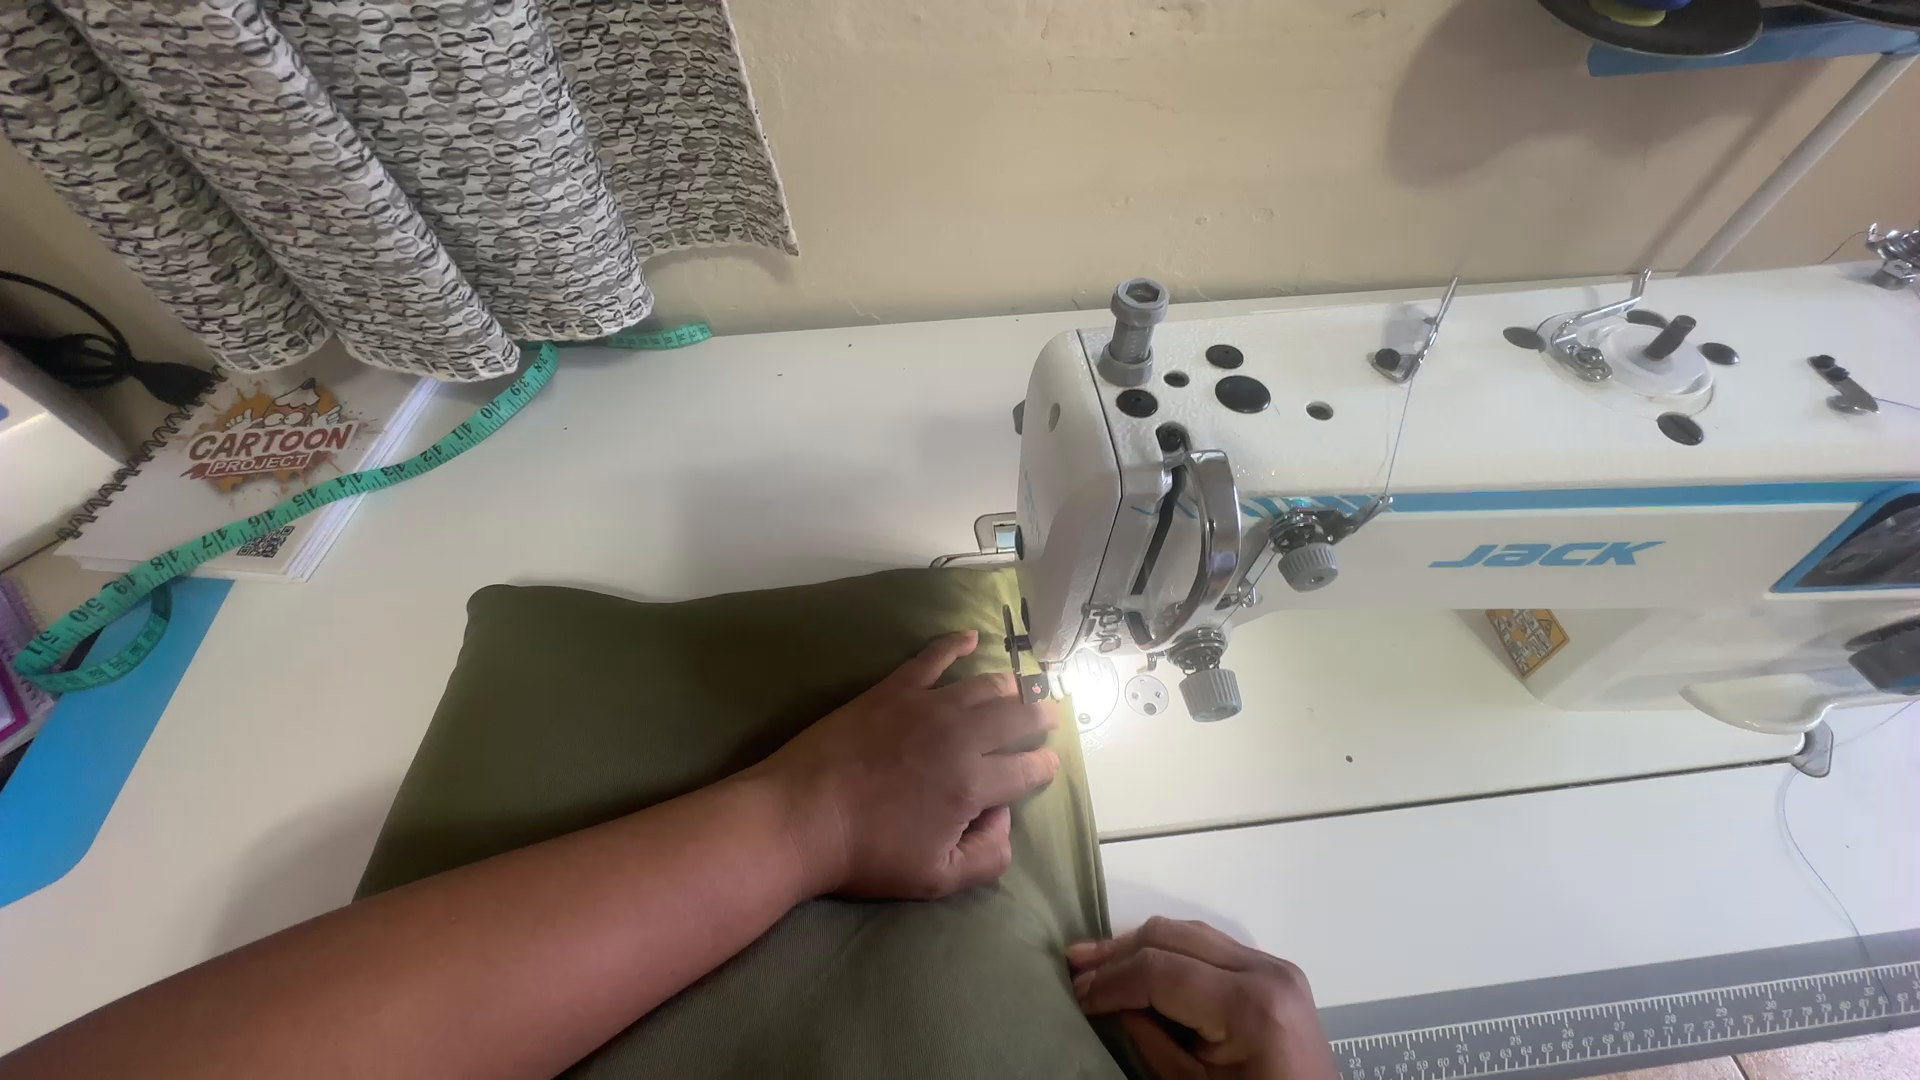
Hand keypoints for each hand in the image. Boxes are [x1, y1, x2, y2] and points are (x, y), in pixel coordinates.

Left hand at [756, 630, 1060, 899]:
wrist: (802, 816)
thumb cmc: (868, 853)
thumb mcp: (936, 880)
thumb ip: (987, 855)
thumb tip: (1004, 817)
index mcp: (973, 785)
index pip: (1027, 769)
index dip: (1044, 766)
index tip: (1048, 764)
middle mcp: (961, 737)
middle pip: (1016, 717)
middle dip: (1040, 717)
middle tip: (1047, 717)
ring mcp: (927, 706)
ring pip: (984, 686)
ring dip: (1009, 687)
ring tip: (1018, 689)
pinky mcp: (895, 689)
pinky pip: (933, 656)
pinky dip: (956, 643)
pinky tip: (972, 637)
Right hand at [1068, 918, 1336, 1079]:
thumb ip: (1149, 1040)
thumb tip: (1107, 998)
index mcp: (1251, 1008)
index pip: (1161, 972)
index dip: (1112, 980)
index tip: (1077, 993)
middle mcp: (1266, 971)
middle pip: (1172, 936)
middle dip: (1118, 951)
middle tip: (1076, 964)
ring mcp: (1274, 966)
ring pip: (1188, 931)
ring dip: (1139, 945)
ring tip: (1096, 959)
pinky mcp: (1273, 971)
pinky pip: (1209, 946)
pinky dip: (1169, 951)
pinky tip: (1139, 962)